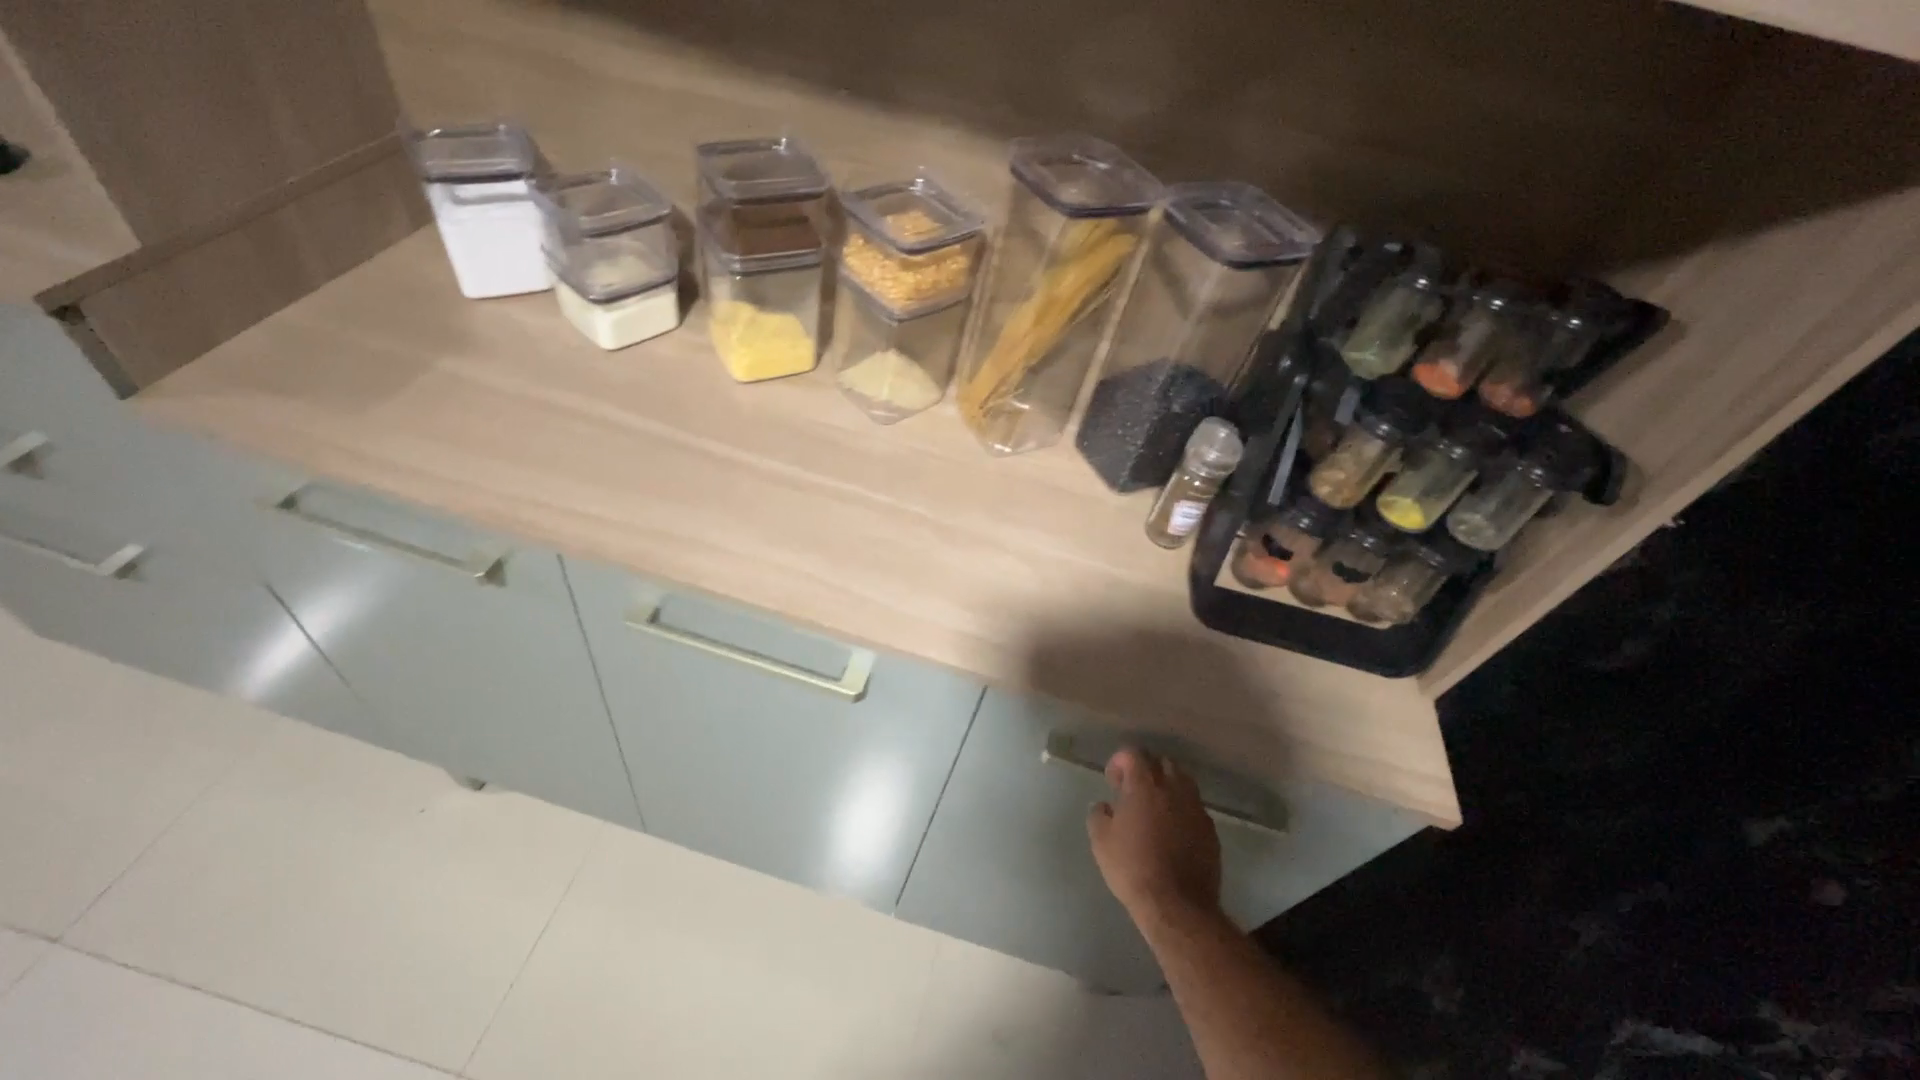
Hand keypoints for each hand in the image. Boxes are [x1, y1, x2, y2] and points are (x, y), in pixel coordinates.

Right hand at [1087, 746, 1221, 924]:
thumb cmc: (1132, 868)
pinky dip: (1182, 811)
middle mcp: (1175, 789)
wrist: (1176, 904)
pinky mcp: (1210, 830)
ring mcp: (1196, 809)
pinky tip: (1172, 832)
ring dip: (1167, 788)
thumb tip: (1105, 806)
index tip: (1112, 780)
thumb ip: (1099, 815)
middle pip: (1162, 763)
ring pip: (1183, 783)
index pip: (1134, 754)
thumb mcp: (1101, 841)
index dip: (1120, 761)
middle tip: (1133, 791)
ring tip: (1154, 810)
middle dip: (1146, 770)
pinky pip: (1194, 809)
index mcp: (1145, 785)